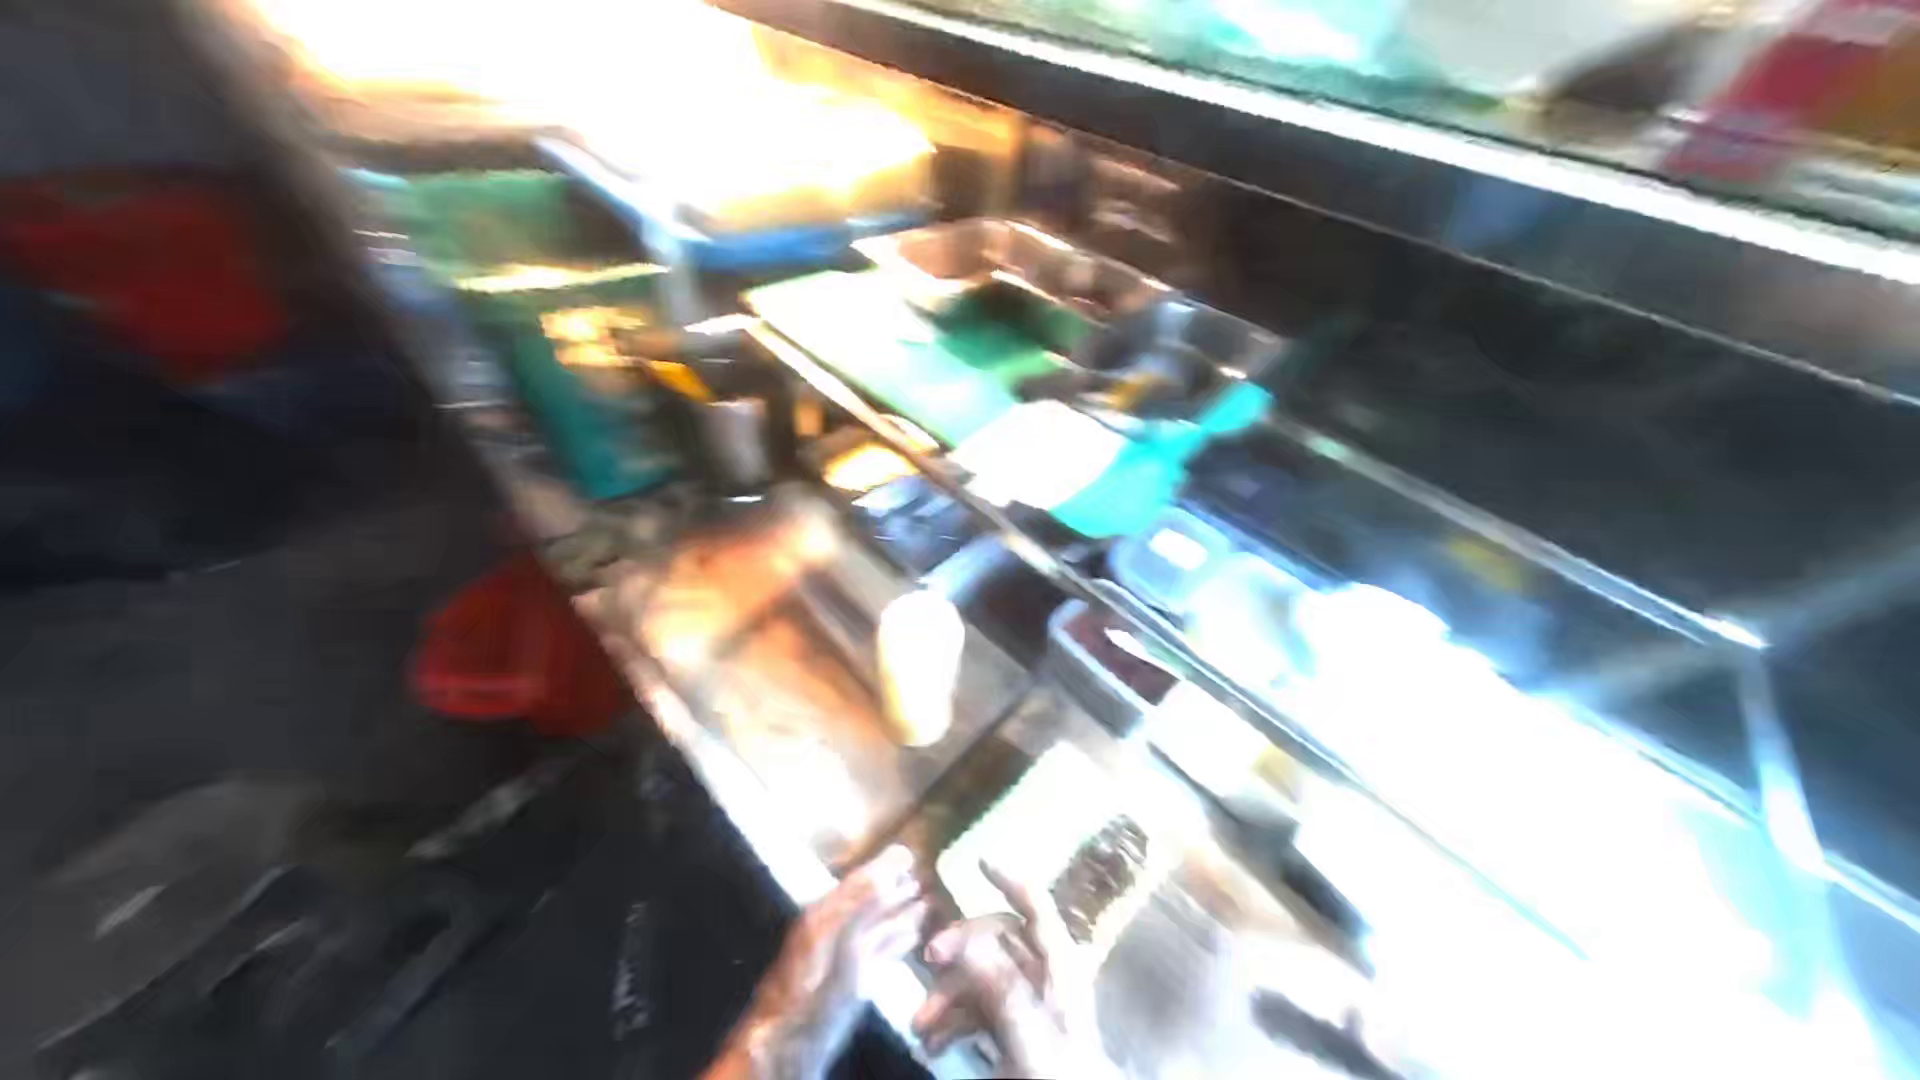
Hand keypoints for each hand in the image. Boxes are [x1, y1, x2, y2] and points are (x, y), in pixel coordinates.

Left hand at [709, 846, 926, 1079]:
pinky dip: (896, 939)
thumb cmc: (805, 1008)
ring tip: (925, 900)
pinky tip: (913, 935)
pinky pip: (877, 951)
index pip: (859, 881)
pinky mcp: (850, 982)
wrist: (779, 1057)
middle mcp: (832, 931)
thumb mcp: (834, 955)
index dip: (883, 866)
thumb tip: (884, 875)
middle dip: (896, 886)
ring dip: (899, 911)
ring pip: (875, 925)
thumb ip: (859, 914)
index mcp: (824, 918)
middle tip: (923, 875)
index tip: (908, 854)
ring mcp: (842, 957)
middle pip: (869, 900)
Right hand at [912, 862, 1104, 1078]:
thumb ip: (1000, 985)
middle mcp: (1043, 971)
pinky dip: (954, 1020)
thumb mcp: (1029, 1030)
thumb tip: (966, 941)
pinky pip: (978, 1008)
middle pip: (997, 937)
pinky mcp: (1014, 1027)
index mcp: (1059, 962)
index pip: (1035, 905)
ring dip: (948, 993)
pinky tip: (933, 1040)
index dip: (1009, 879)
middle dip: (959, 948)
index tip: (979, 862)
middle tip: (928, 958)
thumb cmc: (1058, 1073)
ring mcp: (1028, 999)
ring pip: (982, 974)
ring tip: (920, 1023)